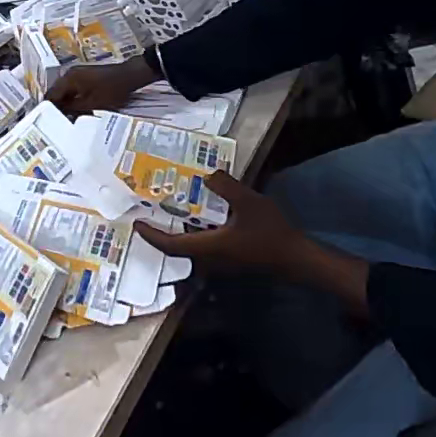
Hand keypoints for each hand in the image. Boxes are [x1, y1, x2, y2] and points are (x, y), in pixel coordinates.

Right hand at [46, 57, 154, 116]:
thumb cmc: (111, 90)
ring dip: (66, 104)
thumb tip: (59, 114)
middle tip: (55, 124)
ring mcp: (78, 75)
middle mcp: (70, 74)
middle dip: (57, 107)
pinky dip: (74, 100)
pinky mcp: (86, 77)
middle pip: (57, 93)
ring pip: (66, 92)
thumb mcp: (91, 103)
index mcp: (69, 79)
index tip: (45, 122)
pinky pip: (74, 90)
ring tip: (65, 120)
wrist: (130, 76)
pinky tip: (76, 111)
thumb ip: (73, 108)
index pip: (51, 95)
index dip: (48, 108)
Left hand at [133, 171, 370, 314]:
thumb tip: (208, 175)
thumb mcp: (248, 202)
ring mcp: (222, 261)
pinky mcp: (232, 259)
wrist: (299, 258)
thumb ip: (225, 186)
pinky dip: (193, 232)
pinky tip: (198, 216)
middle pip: (177, 249)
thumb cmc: (271, 232)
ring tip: (167, 210)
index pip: (171, 246)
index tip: (136, 225)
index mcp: (208, 248)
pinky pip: (203, 246)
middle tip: (147, 214)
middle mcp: (210, 258)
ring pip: (191, 248)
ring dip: (176, 232)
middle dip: (160, 233)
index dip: (152, 236)